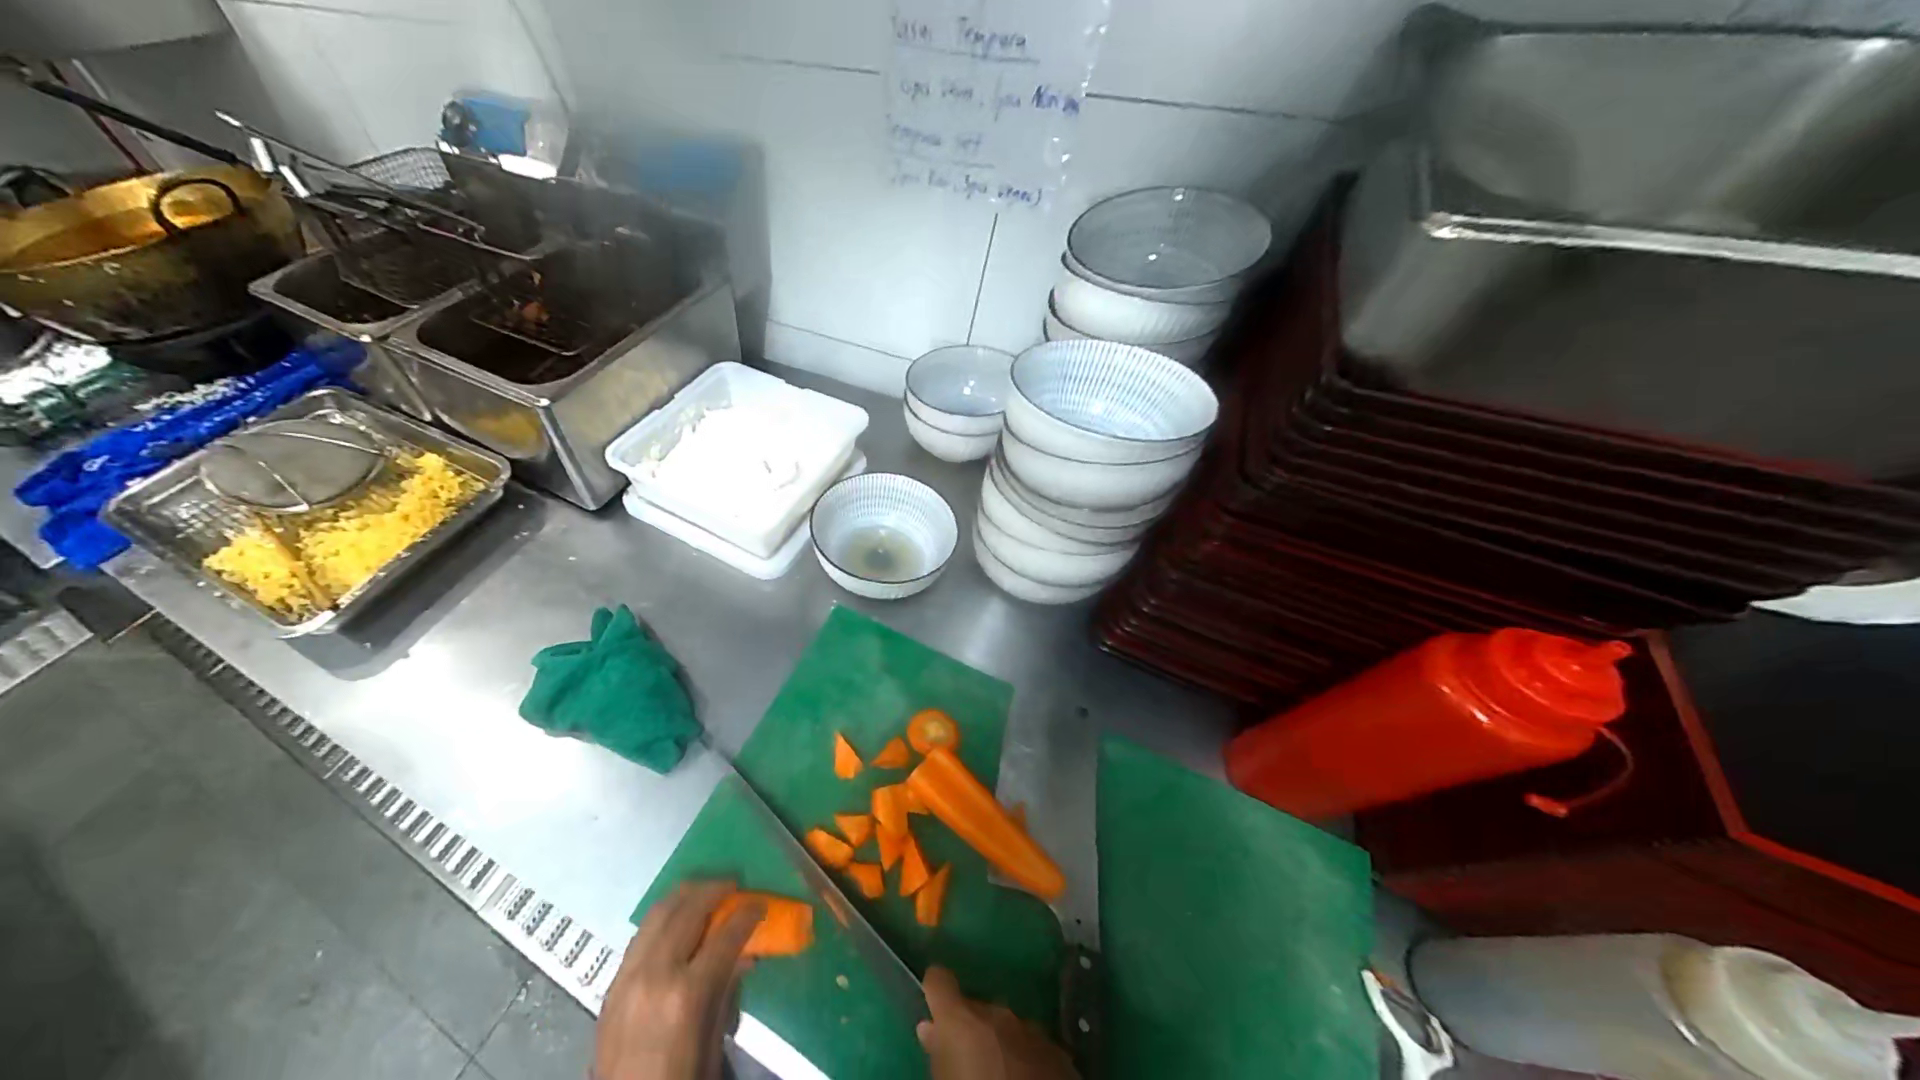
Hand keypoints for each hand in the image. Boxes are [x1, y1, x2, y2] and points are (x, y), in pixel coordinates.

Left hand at [593, 882, 761, 1079]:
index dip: (747, 915)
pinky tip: (677, 919)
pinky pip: (640, 935)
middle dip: (714, 890)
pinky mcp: (611, 986)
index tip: (760, 904)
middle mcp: (655, 974)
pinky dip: (663, 917)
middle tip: (735, 884)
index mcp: (687, 994)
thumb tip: (745, 955)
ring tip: (706, 890)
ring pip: (658, 914)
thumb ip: (727, 992)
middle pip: (688, 911)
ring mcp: (628, 977)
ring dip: (685, 895)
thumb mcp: (714, 1043)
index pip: (725, 936)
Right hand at [917, 965, 1078, 1079]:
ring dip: (999, 1042)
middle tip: (967, 1060)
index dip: (935, 990)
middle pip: (975, 1008)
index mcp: (961, 1019)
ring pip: (1005, 1025)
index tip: (933, 1005)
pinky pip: (1031, 1043)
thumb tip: (930, 1029)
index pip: (939, 980)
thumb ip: (936, 1052)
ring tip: (997, 1073)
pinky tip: (1023, 1078)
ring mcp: (1029, 1028)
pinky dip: (1024, 1056)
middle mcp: (996, 1012)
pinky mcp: (1056, 1049)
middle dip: (970, 1028)